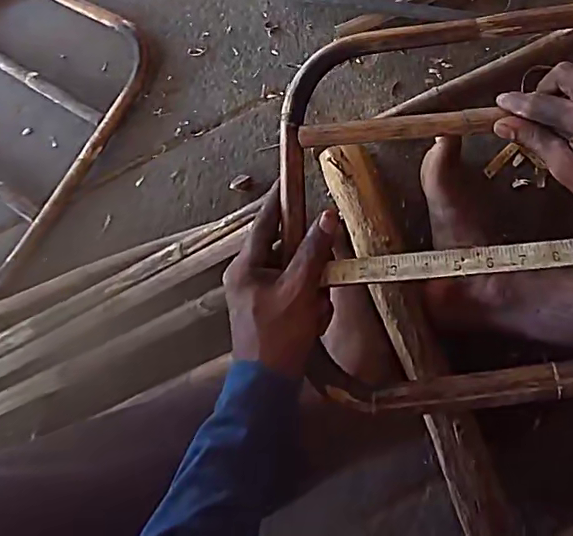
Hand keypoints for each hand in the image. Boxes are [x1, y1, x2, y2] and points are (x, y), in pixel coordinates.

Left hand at [225, 190, 337, 376]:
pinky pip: (296, 294)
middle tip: (321, 278)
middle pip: (287, 250)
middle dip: (310, 265)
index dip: (279, 200)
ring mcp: (257, 294)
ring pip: (296, 274)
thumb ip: (314, 253)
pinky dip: (309, 306)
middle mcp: (247, 275)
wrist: (266, 391)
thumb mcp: (300, 290)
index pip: (265, 221)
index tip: (289, 179)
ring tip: (314, 311)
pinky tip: (312, 323)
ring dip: (313, 290)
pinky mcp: (268, 311)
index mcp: (246, 265)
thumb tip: (326, 217)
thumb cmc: (277, 338)